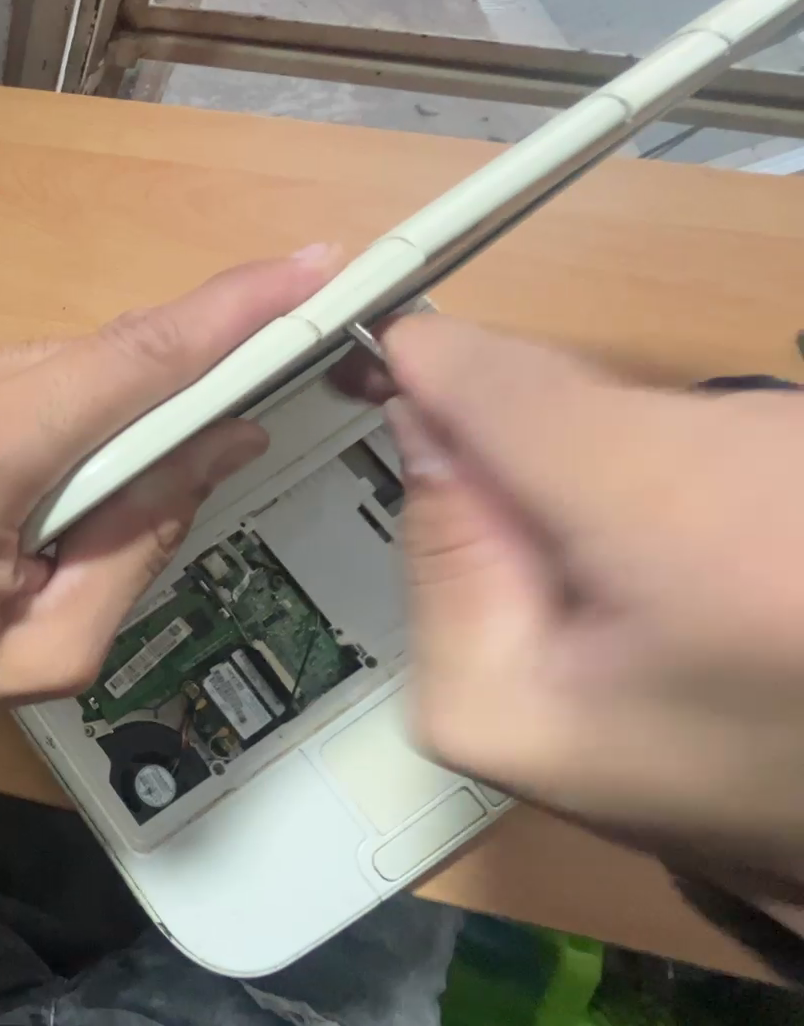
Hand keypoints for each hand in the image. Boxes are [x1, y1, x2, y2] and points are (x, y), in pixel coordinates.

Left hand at [0, 248, 342, 781]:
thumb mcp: (54, 644)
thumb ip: (144, 536)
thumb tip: (223, 436)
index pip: (123, 365)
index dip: (226, 315)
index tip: (313, 270)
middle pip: (96, 361)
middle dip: (168, 393)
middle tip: (217, 436)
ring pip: (59, 364)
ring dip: (105, 410)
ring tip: (86, 498)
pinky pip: (17, 374)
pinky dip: (56, 409)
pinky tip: (43, 475)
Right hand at [378, 316, 803, 899]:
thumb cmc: (685, 770)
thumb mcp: (496, 707)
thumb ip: (436, 570)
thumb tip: (424, 440)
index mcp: (681, 529)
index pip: (503, 381)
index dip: (417, 362)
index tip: (368, 366)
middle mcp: (772, 451)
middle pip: (550, 391)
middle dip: (488, 443)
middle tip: (487, 535)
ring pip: (610, 405)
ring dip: (562, 461)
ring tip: (593, 564)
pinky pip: (674, 422)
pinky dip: (635, 469)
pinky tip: (665, 552)